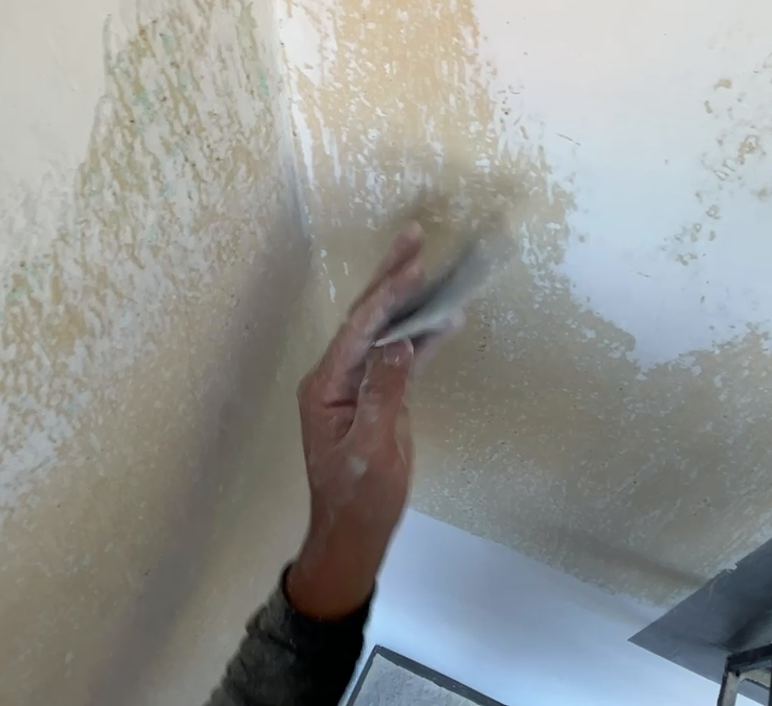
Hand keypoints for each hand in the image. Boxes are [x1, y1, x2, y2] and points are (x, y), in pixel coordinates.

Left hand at [285, 224, 451, 619]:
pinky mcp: (380, 393)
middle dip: (391, 276)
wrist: (354, 534)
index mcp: (326, 383)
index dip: (387, 295)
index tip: (414, 266)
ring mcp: (359, 382)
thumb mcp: (371, 448)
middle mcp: (338, 374)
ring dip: (409, 298)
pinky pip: (401, 356)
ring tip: (431, 263)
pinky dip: (422, 336)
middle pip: (367, 315)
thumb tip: (399, 343)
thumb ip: (383, 392)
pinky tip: (445, 318)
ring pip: (385, 328)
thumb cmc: (359, 497)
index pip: (360, 328)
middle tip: (414, 237)